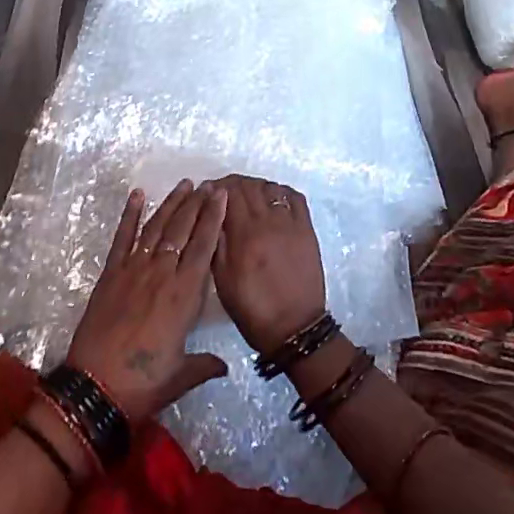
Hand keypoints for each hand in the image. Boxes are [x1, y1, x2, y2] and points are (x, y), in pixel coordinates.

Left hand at [65, 181, 228, 421]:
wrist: (94, 387)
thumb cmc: (143, 383)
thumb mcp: (181, 376)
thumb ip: (205, 365)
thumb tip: (225, 366)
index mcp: (184, 294)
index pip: (204, 246)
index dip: (213, 219)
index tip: (221, 196)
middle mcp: (161, 274)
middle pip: (182, 230)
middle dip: (197, 205)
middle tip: (207, 185)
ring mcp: (133, 271)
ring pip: (156, 228)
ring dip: (171, 204)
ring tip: (184, 185)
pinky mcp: (110, 275)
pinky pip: (122, 238)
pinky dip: (129, 215)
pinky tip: (138, 195)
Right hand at [208, 175, 325, 352]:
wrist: (294, 328)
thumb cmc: (252, 308)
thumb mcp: (221, 279)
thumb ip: (216, 243)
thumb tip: (211, 214)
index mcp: (244, 235)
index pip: (228, 194)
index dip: (215, 188)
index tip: (206, 192)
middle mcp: (267, 222)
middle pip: (248, 186)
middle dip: (232, 184)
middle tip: (223, 193)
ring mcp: (291, 224)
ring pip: (270, 188)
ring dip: (254, 186)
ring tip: (246, 196)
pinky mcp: (307, 230)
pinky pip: (295, 198)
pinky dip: (280, 192)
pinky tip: (272, 199)